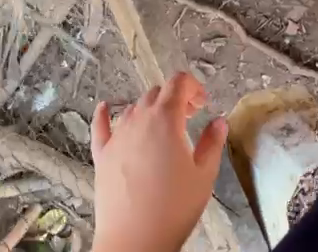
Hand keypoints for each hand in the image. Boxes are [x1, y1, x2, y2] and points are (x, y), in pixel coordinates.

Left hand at [91, 72, 227, 251]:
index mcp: (166, 118)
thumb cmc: (173, 208)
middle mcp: (139, 119)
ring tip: (162, 128)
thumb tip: (218, 122)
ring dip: (150, 110)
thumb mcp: (204, 175)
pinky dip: (103, 114)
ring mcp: (117, 136)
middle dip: (175, 99)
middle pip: (157, 92)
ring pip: (134, 108)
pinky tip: (103, 108)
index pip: (179, 82)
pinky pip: (99, 126)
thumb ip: (213, 143)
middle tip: (188, 117)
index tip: (202, 104)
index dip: (193, 86)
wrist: (134, 242)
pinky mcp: (102, 155)